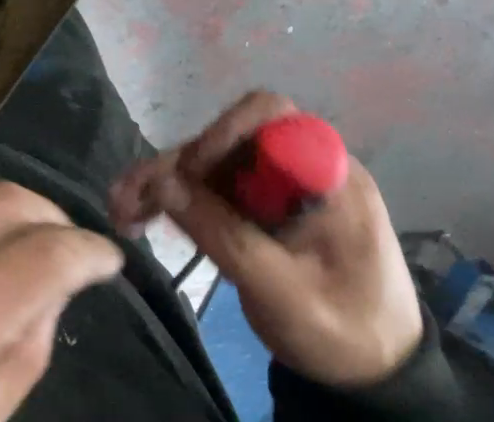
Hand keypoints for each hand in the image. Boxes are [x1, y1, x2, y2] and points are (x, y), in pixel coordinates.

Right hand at [109, 91, 422, 387]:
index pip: (271, 117)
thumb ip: (226, 238)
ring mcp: (272, 186)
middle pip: (223, 140)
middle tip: (129, 196)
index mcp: (329, 177)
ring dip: (160, 182)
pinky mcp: (252, 206)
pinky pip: (204, 188)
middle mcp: (297, 168)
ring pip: (205, 164)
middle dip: (174, 165)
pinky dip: (169, 199)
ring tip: (121, 211)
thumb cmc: (343, 334)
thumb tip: (162, 184)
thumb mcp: (286, 294)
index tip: (188, 172)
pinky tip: (137, 217)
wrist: (371, 376)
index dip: (224, 131)